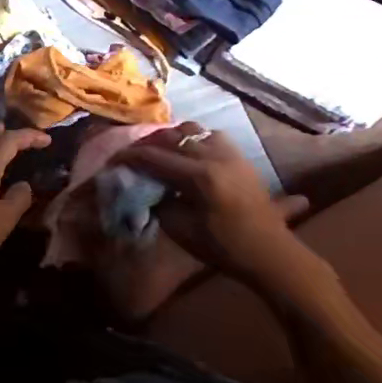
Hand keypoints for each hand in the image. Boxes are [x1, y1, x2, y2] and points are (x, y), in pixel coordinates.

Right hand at [114, 122, 311, 284]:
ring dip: (172, 137)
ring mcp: (231, 153)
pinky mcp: (240, 157)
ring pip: (194, 130)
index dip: (130, 156)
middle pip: (173, 137)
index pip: (155, 157)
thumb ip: (159, 203)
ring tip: (160, 151)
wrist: (268, 251)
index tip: (114, 160)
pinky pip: (211, 136)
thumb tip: (144, 187)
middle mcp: (215, 156)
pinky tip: (188, 155)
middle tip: (132, 155)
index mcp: (199, 176)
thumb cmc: (222, 247)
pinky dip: (194, 140)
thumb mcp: (181, 230)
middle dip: (148, 143)